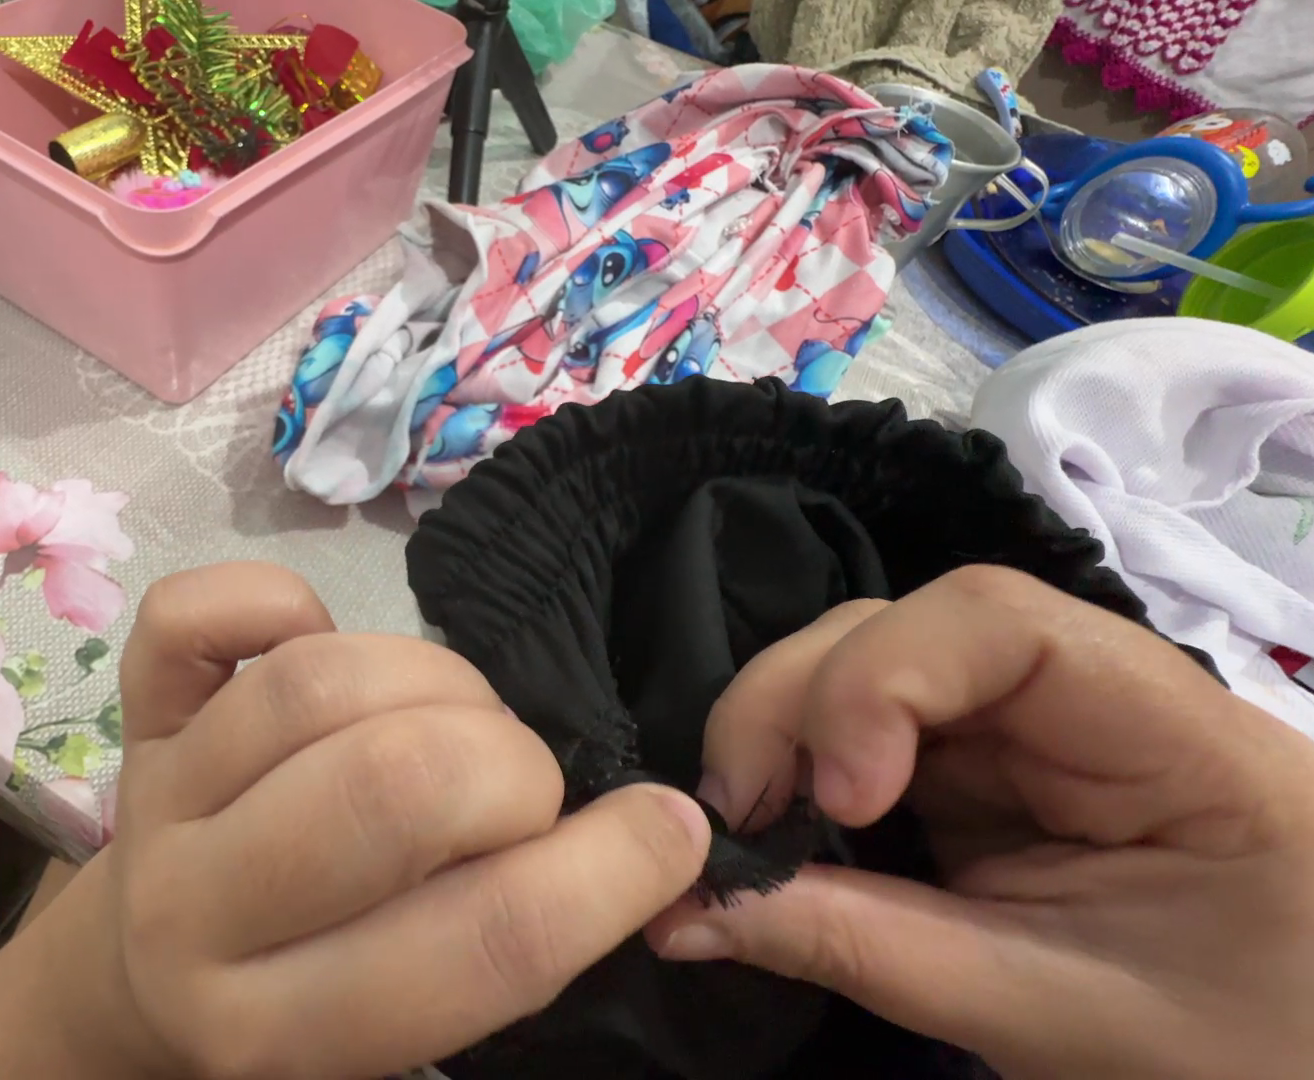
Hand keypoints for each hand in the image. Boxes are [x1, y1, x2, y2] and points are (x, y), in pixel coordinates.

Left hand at [27, 562, 713, 1079]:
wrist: (144, 966)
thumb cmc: (294, 991)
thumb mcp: (393, 1006)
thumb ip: (496, 933)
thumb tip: (646, 828)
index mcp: (279, 1030)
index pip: (474, 945)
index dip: (603, 875)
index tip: (668, 826)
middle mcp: (200, 909)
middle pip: (388, 788)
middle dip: (503, 768)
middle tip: (516, 781)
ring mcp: (160, 792)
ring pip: (314, 683)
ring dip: (431, 678)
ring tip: (451, 711)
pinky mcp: (137, 709)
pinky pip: (190, 615)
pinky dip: (274, 597)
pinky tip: (316, 630)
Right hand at [647, 566, 1313, 1079]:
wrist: (1289, 1074)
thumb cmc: (1244, 1059)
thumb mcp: (1055, 1019)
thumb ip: (858, 948)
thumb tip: (677, 912)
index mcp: (1172, 738)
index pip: (995, 622)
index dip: (881, 681)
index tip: (842, 804)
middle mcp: (1074, 693)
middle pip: (887, 627)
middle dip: (785, 709)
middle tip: (734, 814)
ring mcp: (1005, 717)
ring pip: (845, 657)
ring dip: (770, 727)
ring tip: (744, 818)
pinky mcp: (955, 751)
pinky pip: (841, 715)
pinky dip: (783, 757)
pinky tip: (771, 810)